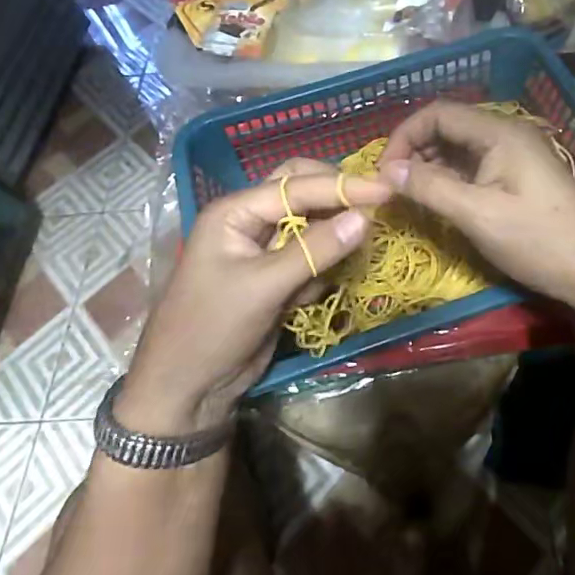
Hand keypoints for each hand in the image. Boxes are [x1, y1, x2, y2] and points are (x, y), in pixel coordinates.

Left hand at [118, 159, 391, 434]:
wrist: (188, 388)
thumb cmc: (213, 328)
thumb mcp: (264, 286)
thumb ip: (315, 250)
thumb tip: (365, 217)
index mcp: (235, 211)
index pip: (295, 185)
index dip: (342, 186)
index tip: (386, 190)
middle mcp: (249, 220)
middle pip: (301, 192)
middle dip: (336, 200)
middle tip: (376, 207)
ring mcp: (262, 248)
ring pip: (310, 225)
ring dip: (331, 239)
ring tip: (354, 253)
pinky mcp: (275, 276)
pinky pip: (309, 258)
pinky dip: (320, 269)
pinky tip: (308, 296)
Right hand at [377, 101, 574, 317]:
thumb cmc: (538, 240)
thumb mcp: (477, 214)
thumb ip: (430, 187)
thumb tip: (387, 171)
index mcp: (500, 132)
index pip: (438, 113)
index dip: (404, 136)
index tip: (384, 172)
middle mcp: (507, 134)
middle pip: (448, 127)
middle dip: (415, 151)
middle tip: (393, 186)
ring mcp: (516, 156)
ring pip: (460, 148)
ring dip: (431, 166)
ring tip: (410, 195)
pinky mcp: (519, 177)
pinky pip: (475, 166)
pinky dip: (451, 178)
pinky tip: (439, 201)